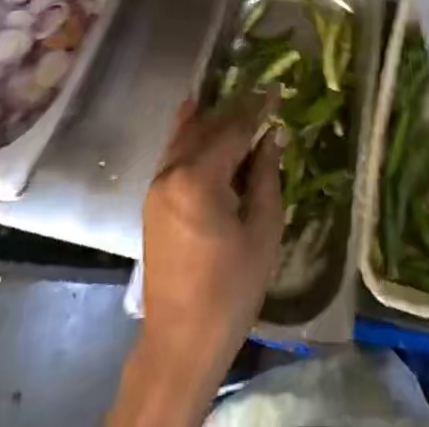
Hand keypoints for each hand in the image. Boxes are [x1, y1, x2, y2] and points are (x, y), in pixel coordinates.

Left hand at [109, 96, 281, 426]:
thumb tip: (272, 136)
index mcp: (198, 179)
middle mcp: (170, 173)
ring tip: (235, 98)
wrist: (182, 339)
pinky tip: (194, 114)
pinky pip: (172, 155)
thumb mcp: (263, 231)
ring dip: (211, 118)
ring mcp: (156, 186)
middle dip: (235, 109)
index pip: (233, 130)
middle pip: (206, 128)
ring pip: (185, 137)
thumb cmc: (231, 288)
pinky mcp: (152, 201)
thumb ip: (267, 176)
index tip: (276, 89)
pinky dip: (186, 133)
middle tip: (261, 93)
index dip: (257, 108)